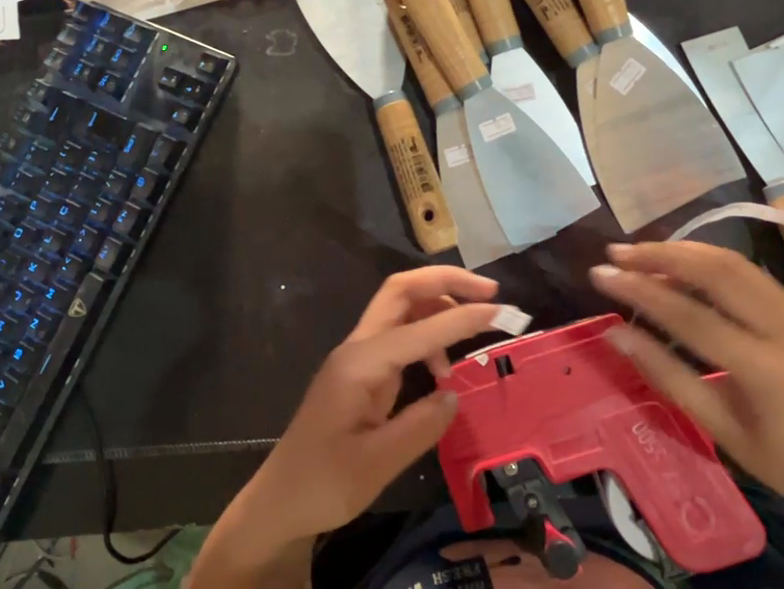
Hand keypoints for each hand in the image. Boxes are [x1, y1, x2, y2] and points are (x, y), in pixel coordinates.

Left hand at [212, 268, 502, 556]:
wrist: (281, 501)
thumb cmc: (324, 484)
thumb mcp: (377, 464)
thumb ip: (421, 426)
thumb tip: (453, 394)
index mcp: (360, 363)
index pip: (420, 327)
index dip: (462, 317)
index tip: (502, 313)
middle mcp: (358, 348)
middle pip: (401, 291)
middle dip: (445, 281)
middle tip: (490, 291)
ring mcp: (357, 358)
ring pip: (400, 309)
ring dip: (438, 307)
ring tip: (474, 331)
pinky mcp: (360, 374)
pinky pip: (398, 337)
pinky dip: (428, 337)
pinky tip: (442, 369)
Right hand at [591, 242, 783, 525]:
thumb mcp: (722, 430)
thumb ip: (667, 376)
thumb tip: (614, 334)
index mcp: (766, 370)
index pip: (691, 316)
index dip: (640, 290)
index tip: (599, 274)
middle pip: (715, 271)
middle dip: (659, 255)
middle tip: (615, 252)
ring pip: (732, 260)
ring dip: (681, 250)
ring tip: (637, 251)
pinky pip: (746, 270)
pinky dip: (705, 259)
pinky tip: (677, 263)